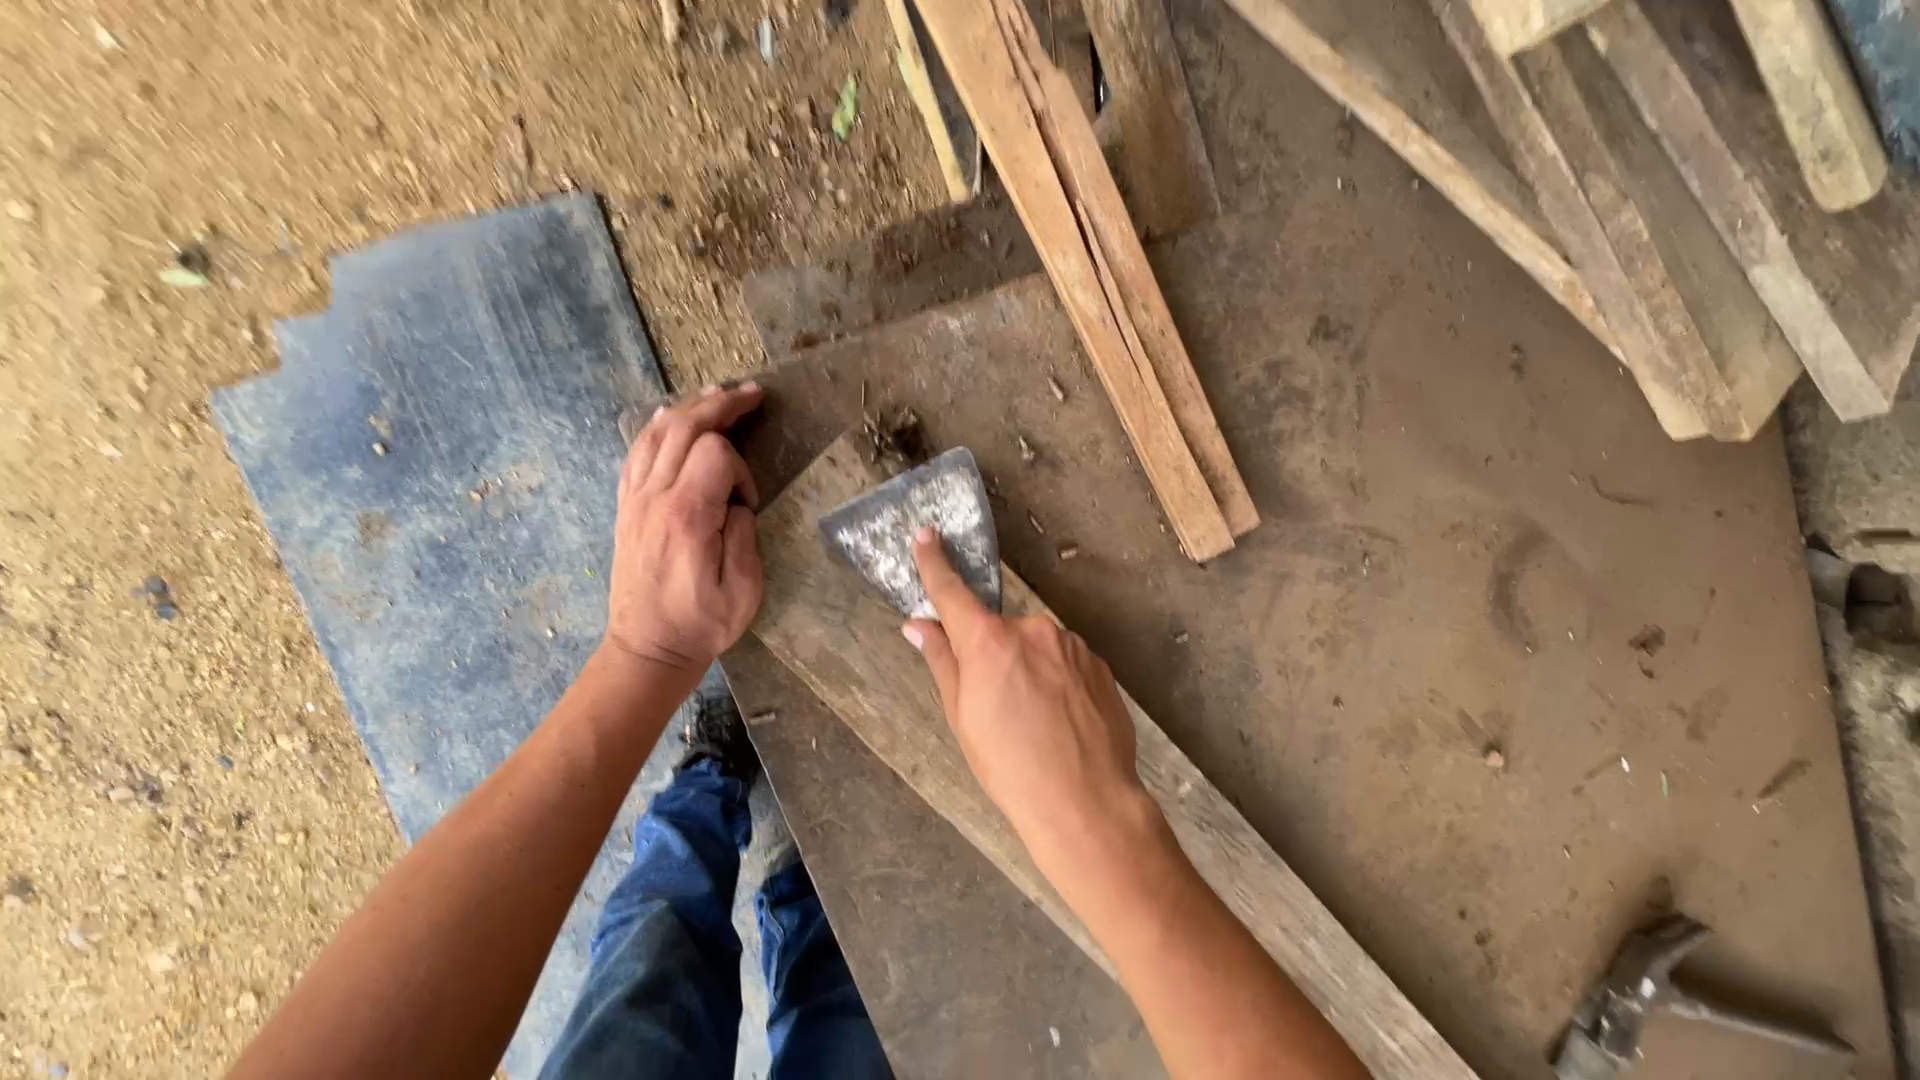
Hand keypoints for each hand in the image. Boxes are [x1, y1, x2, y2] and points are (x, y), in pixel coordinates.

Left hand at [604, 382, 764, 675]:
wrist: (647, 649)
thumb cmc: (701, 625)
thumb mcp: (743, 591)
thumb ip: (744, 537)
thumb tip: (736, 503)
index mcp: (687, 517)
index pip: (715, 454)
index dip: (741, 468)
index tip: (749, 503)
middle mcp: (654, 498)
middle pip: (682, 427)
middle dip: (720, 405)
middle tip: (751, 394)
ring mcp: (634, 500)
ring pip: (656, 433)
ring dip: (688, 408)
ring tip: (717, 395)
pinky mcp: (626, 508)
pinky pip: (636, 453)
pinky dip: (655, 428)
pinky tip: (670, 417)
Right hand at [901, 527, 1149, 854]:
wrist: (1085, 799)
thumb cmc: (1011, 766)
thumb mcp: (962, 717)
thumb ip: (942, 661)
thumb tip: (918, 625)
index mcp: (988, 641)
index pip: (952, 591)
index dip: (934, 562)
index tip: (926, 534)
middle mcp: (1031, 629)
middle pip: (999, 631)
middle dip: (994, 656)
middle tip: (998, 706)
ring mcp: (1070, 644)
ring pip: (1035, 647)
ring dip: (1029, 670)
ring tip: (1036, 721)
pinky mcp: (1098, 662)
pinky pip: (1065, 662)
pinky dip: (1057, 682)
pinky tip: (1062, 720)